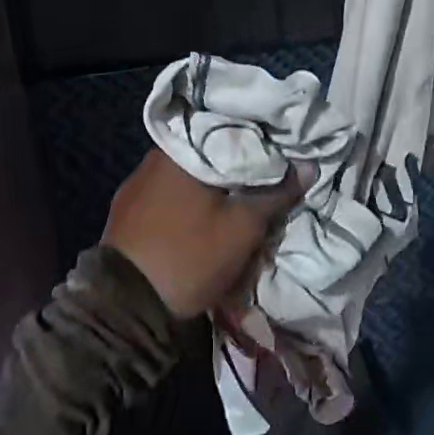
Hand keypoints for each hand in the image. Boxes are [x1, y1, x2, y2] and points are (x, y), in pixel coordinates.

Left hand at [102, 150, 304, 319]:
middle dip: (236, 167)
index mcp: (182, 150)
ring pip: (187, 174)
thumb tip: (307, 165)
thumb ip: (276, 193)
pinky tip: (200, 217)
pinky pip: (167, 194)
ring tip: (235, 201)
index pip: (232, 129)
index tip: (282, 156)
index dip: (261, 142)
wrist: (128, 306)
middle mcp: (153, 157)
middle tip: (263, 182)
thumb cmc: (191, 257)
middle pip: (208, 152)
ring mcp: (135, 183)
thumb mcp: (243, 227)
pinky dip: (188, 200)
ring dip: (211, 186)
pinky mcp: (126, 209)